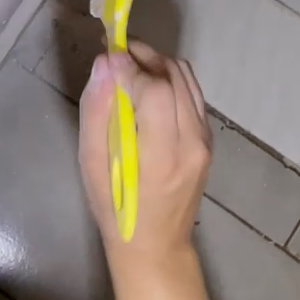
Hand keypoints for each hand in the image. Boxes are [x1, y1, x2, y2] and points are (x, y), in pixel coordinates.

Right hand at [78, 39, 212, 269]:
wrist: (155, 245)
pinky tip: (147, 88)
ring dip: (159, 64)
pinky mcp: (208, 140)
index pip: (156, 90)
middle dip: (145, 57)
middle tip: (116, 55)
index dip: (131, 66)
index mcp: (162, 154)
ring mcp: (205, 141)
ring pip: (188, 80)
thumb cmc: (116, 207)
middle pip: (175, 77)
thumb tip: (104, 65)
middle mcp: (192, 142)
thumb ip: (97, 112)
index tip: (107, 55)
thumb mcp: (92, 163)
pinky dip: (170, 80)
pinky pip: (192, 94)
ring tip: (130, 67)